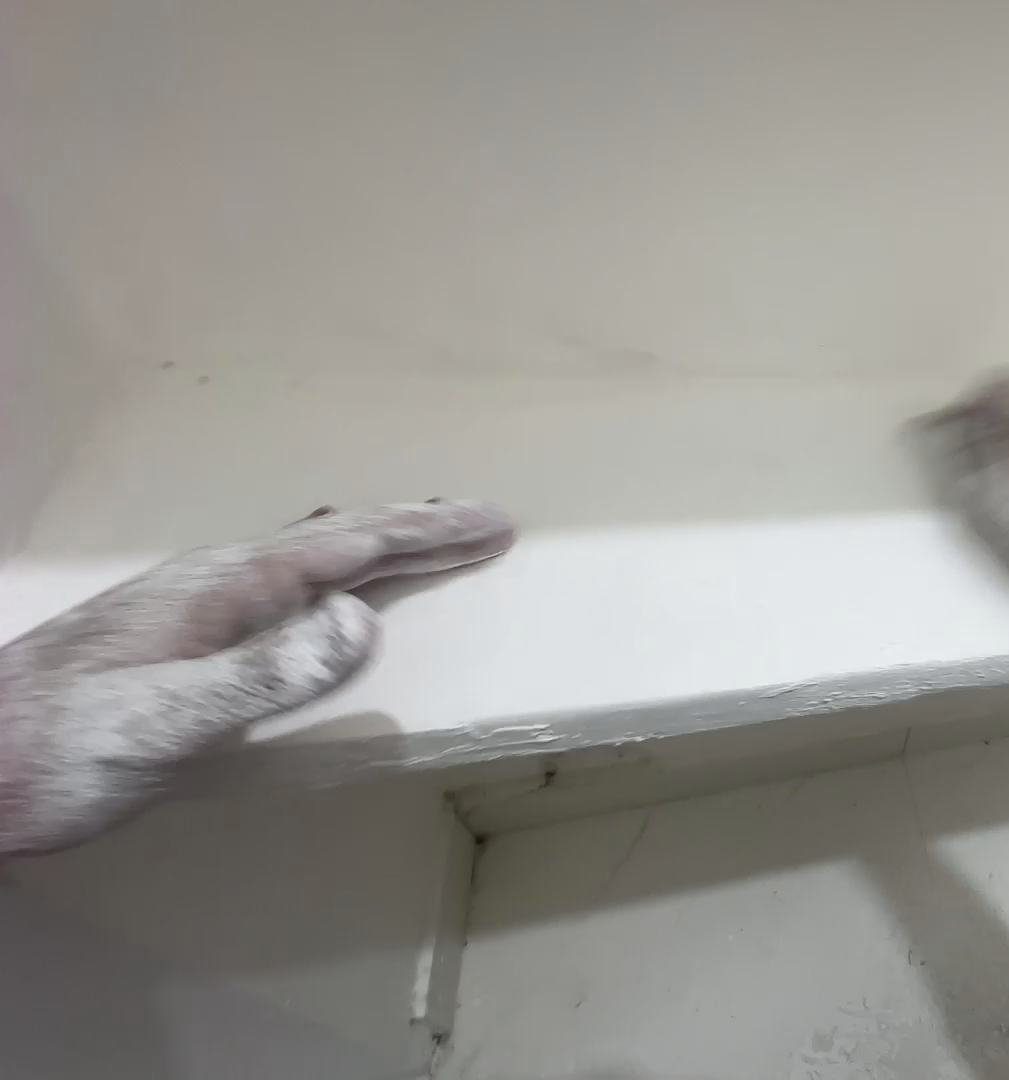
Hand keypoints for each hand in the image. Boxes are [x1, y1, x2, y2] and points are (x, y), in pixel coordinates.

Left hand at [0, 500, 515, 855]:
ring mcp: (208, 599)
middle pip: (345, 535)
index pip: (353, 543)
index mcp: (232, 585)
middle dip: (424, 527)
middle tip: (488, 522)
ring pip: (324, 551)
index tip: (491, 524)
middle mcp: (226, 578)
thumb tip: (364, 618)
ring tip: (437, 534)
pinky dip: (351, 563)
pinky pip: (302, 577)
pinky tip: (348, 575)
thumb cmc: (51, 754)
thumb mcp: (163, 721)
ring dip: (391, 540)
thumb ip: (266, 670)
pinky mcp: (200, 628)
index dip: (429, 532)